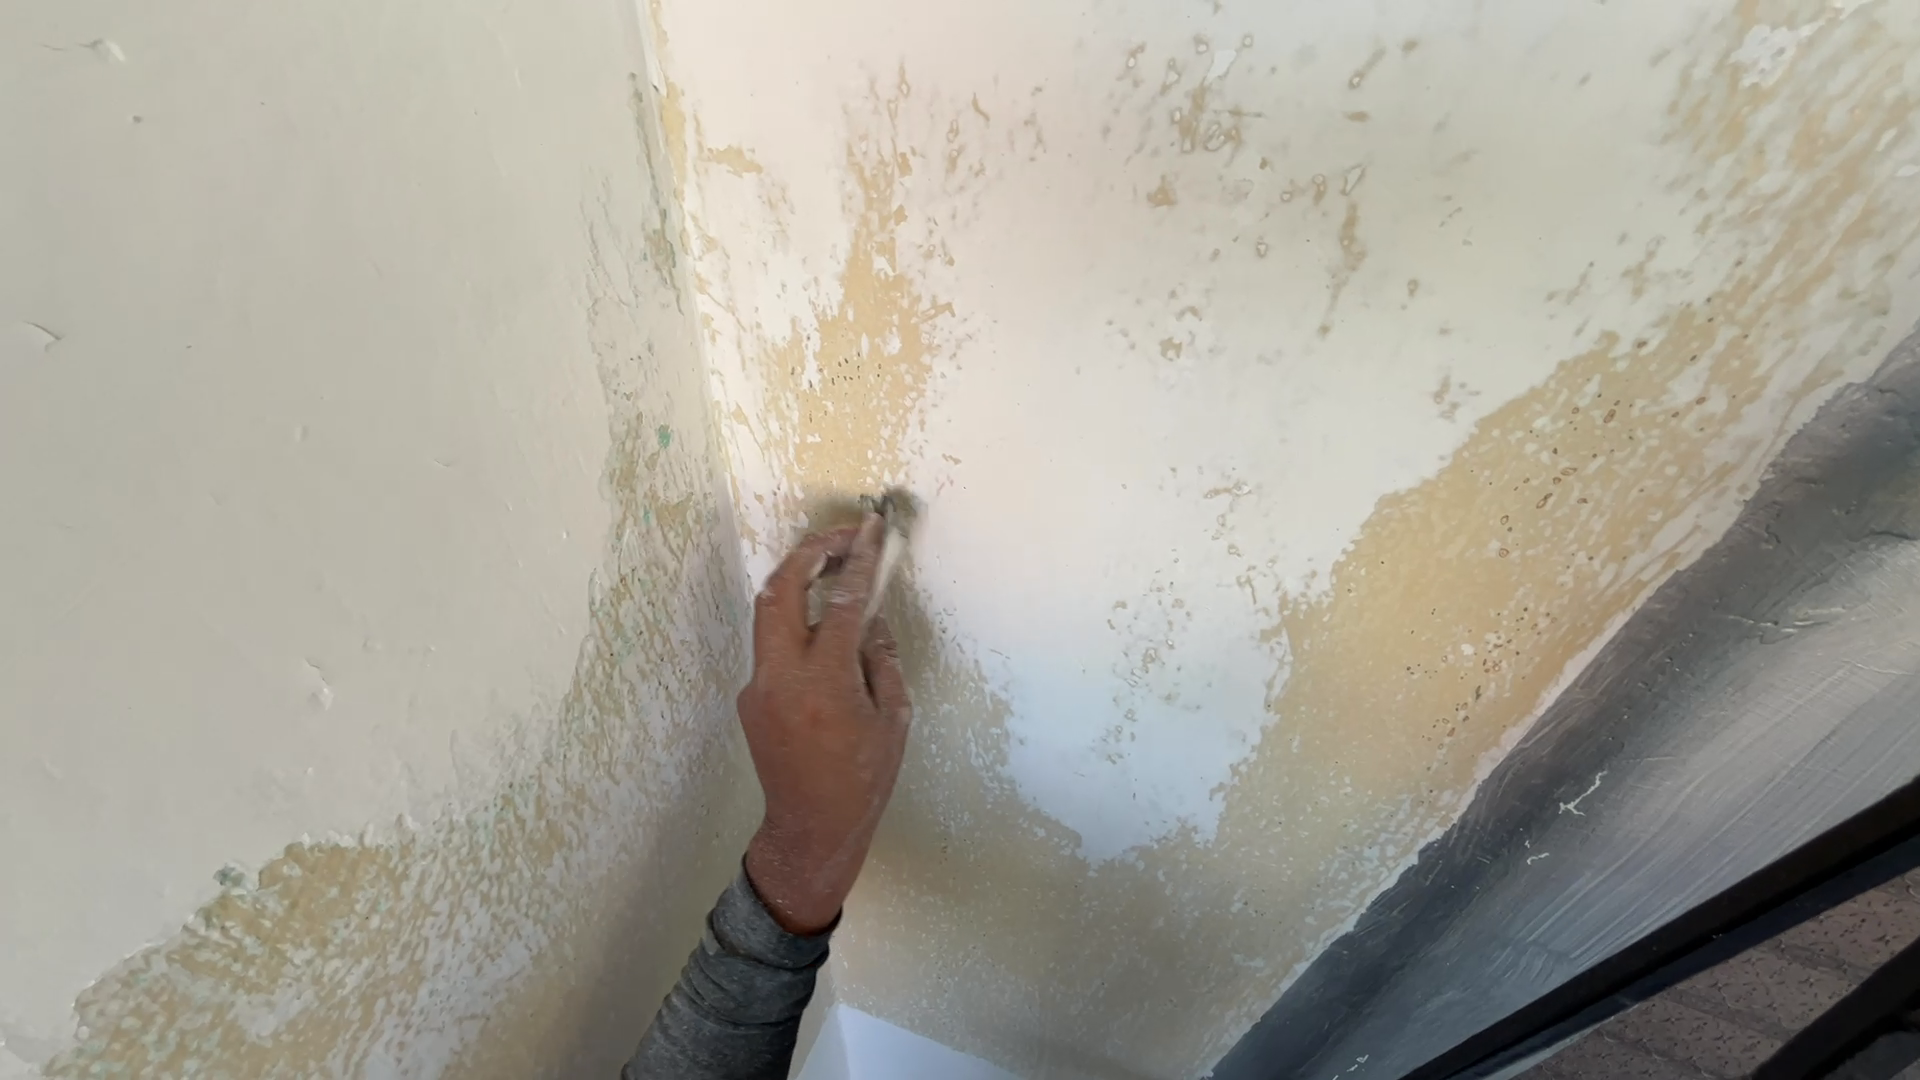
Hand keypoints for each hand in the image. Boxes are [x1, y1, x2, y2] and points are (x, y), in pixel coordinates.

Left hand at [739, 514, 911, 934]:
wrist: (811, 829)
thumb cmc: (863, 780)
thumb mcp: (893, 719)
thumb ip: (883, 660)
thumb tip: (873, 620)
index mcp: (824, 682)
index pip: (840, 602)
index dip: (858, 559)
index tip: (870, 527)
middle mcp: (782, 676)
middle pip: (781, 590)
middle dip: (810, 552)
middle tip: (842, 535)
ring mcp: (759, 685)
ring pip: (768, 611)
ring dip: (797, 579)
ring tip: (830, 564)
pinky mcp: (751, 696)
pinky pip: (774, 645)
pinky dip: (798, 623)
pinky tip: (825, 631)